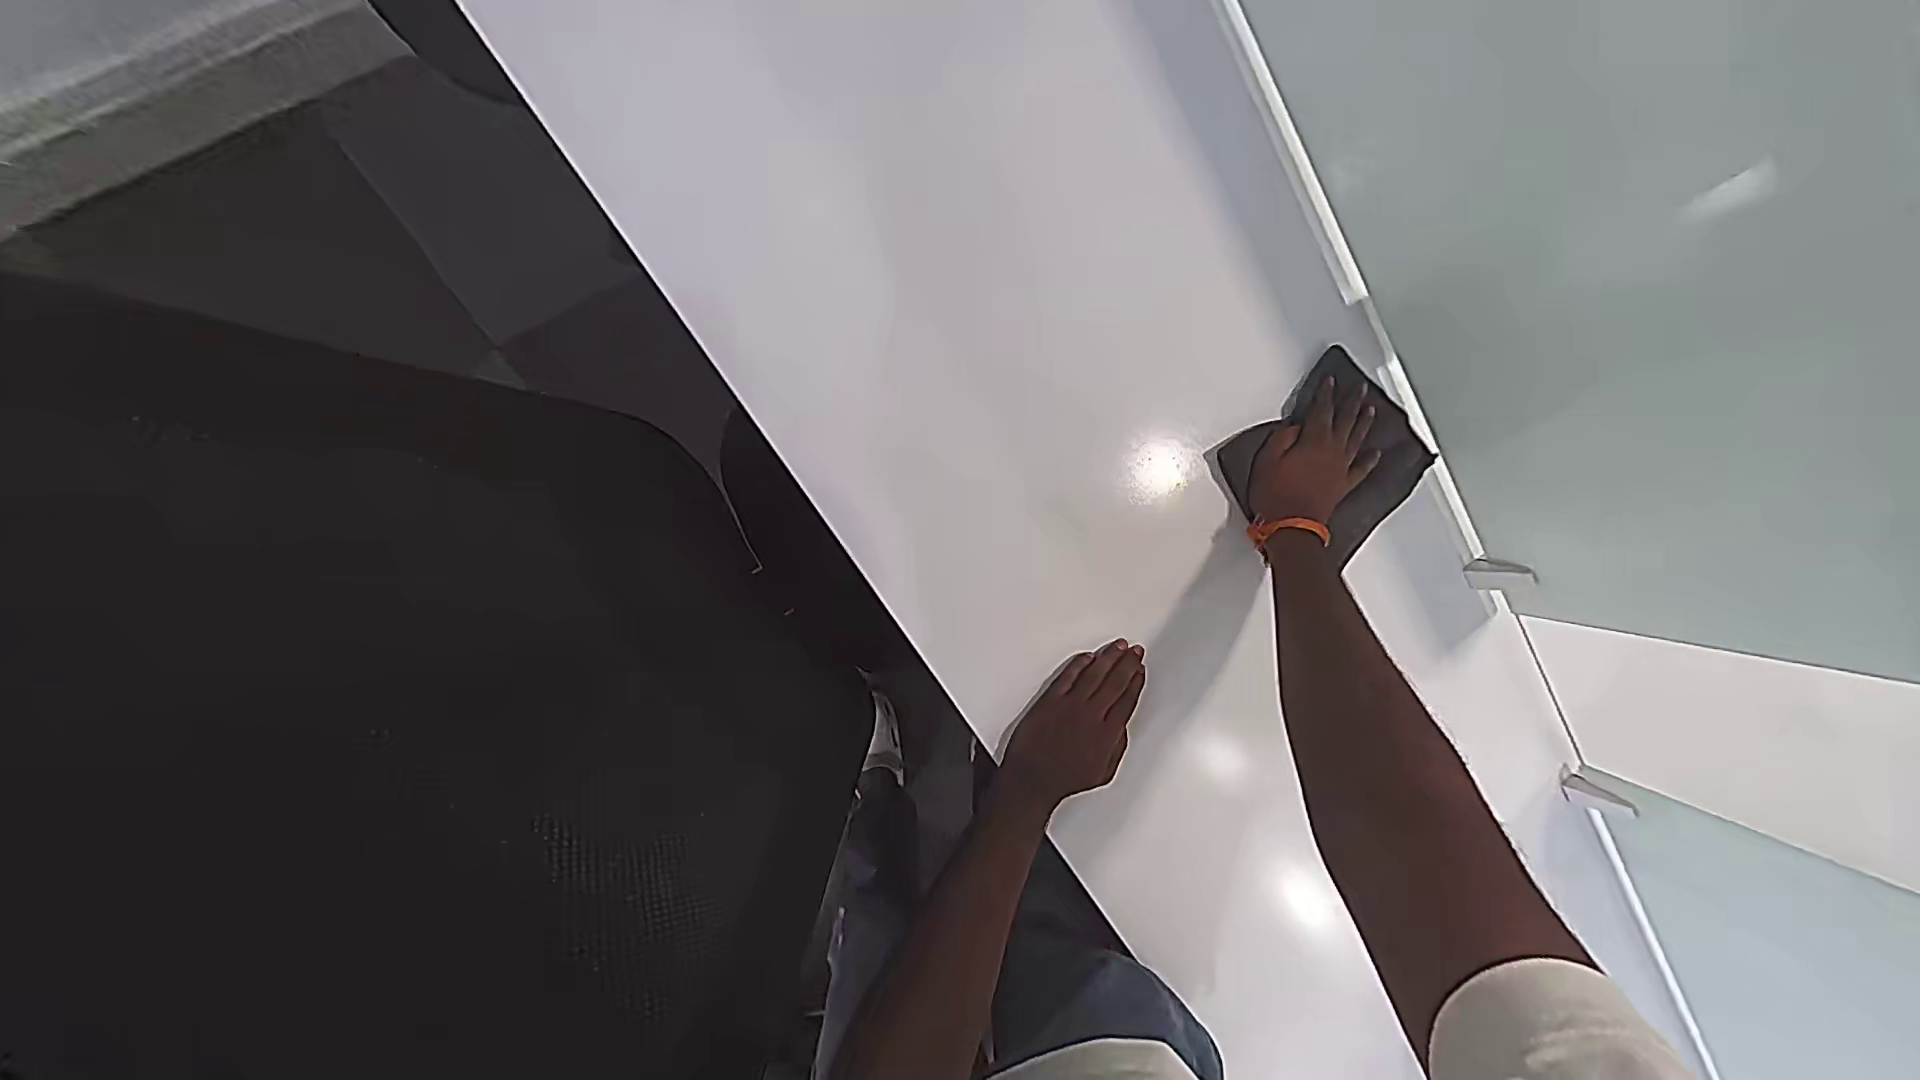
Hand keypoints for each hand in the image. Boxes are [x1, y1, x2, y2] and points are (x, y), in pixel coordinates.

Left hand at [999, 639, 1145, 810]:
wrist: (1031, 779)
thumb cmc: (1063, 779)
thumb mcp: (1102, 772)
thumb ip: (1117, 748)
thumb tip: (1122, 728)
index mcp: (1106, 735)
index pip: (1127, 700)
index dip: (1136, 682)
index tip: (1140, 670)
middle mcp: (1091, 716)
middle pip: (1115, 682)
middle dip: (1128, 663)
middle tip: (1136, 651)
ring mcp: (1070, 706)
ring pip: (1095, 674)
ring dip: (1109, 658)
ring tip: (1118, 646)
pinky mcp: (1050, 701)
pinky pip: (1068, 676)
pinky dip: (1079, 664)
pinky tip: (1088, 656)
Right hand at [1248, 376, 1380, 524]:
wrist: (1292, 525)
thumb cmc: (1276, 495)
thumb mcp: (1266, 462)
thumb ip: (1281, 440)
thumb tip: (1293, 427)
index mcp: (1313, 441)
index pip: (1321, 410)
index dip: (1325, 394)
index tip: (1330, 382)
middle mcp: (1332, 450)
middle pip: (1345, 419)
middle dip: (1351, 401)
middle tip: (1358, 388)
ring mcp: (1341, 468)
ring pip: (1357, 438)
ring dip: (1364, 422)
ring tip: (1370, 410)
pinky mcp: (1343, 485)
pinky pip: (1361, 468)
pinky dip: (1370, 459)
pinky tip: (1375, 453)